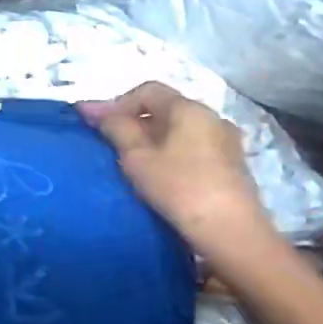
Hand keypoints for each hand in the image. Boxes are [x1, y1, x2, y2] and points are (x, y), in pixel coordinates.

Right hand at [77, 83, 278, 263]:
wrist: (231, 233)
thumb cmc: (179, 187)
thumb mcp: (136, 156)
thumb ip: (114, 127)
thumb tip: (90, 107)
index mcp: (189, 108)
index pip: (147, 90)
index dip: (116, 102)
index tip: (96, 125)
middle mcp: (212, 117)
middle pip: (164, 108)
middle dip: (134, 120)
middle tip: (110, 142)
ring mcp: (226, 142)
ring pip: (179, 129)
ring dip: (152, 138)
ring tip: (131, 160)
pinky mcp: (232, 165)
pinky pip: (192, 146)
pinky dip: (170, 152)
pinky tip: (159, 174)